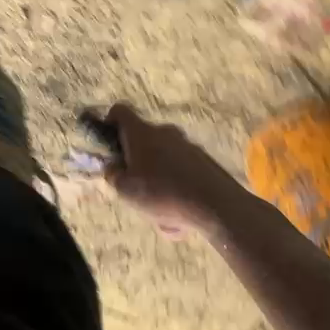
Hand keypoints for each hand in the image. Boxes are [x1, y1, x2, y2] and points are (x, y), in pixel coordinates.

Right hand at [103, 103, 254, 238]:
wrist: (220, 208)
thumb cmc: (163, 193)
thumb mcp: (124, 190)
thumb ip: (113, 175)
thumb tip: (114, 169)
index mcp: (140, 133)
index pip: (119, 112)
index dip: (110, 122)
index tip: (109, 142)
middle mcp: (164, 133)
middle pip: (144, 140)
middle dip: (138, 162)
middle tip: (136, 186)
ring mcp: (189, 147)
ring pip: (165, 162)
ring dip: (160, 181)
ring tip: (163, 214)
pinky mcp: (208, 165)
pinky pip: (185, 175)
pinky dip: (180, 191)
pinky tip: (182, 218)